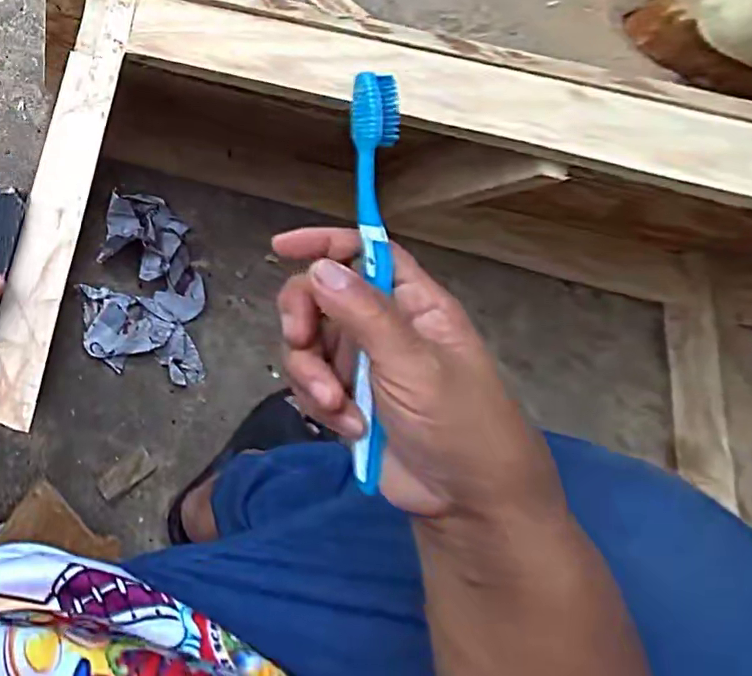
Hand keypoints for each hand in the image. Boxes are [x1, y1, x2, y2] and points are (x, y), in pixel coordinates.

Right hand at [273, 227, 562, 521]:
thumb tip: (320, 266)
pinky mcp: (346, 397)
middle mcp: (382, 324)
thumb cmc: (460, 424)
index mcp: (412, 302)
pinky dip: (319, 402)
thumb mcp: (415, 365)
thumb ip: (365, 314)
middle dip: (303, 315)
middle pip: (322, 293)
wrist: (468, 509)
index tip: (282, 246)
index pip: (365, 251)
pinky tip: (347, 427)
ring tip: (335, 405)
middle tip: (299, 338)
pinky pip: (310, 381)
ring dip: (311, 372)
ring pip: (308, 340)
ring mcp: (362, 361)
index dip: (326, 242)